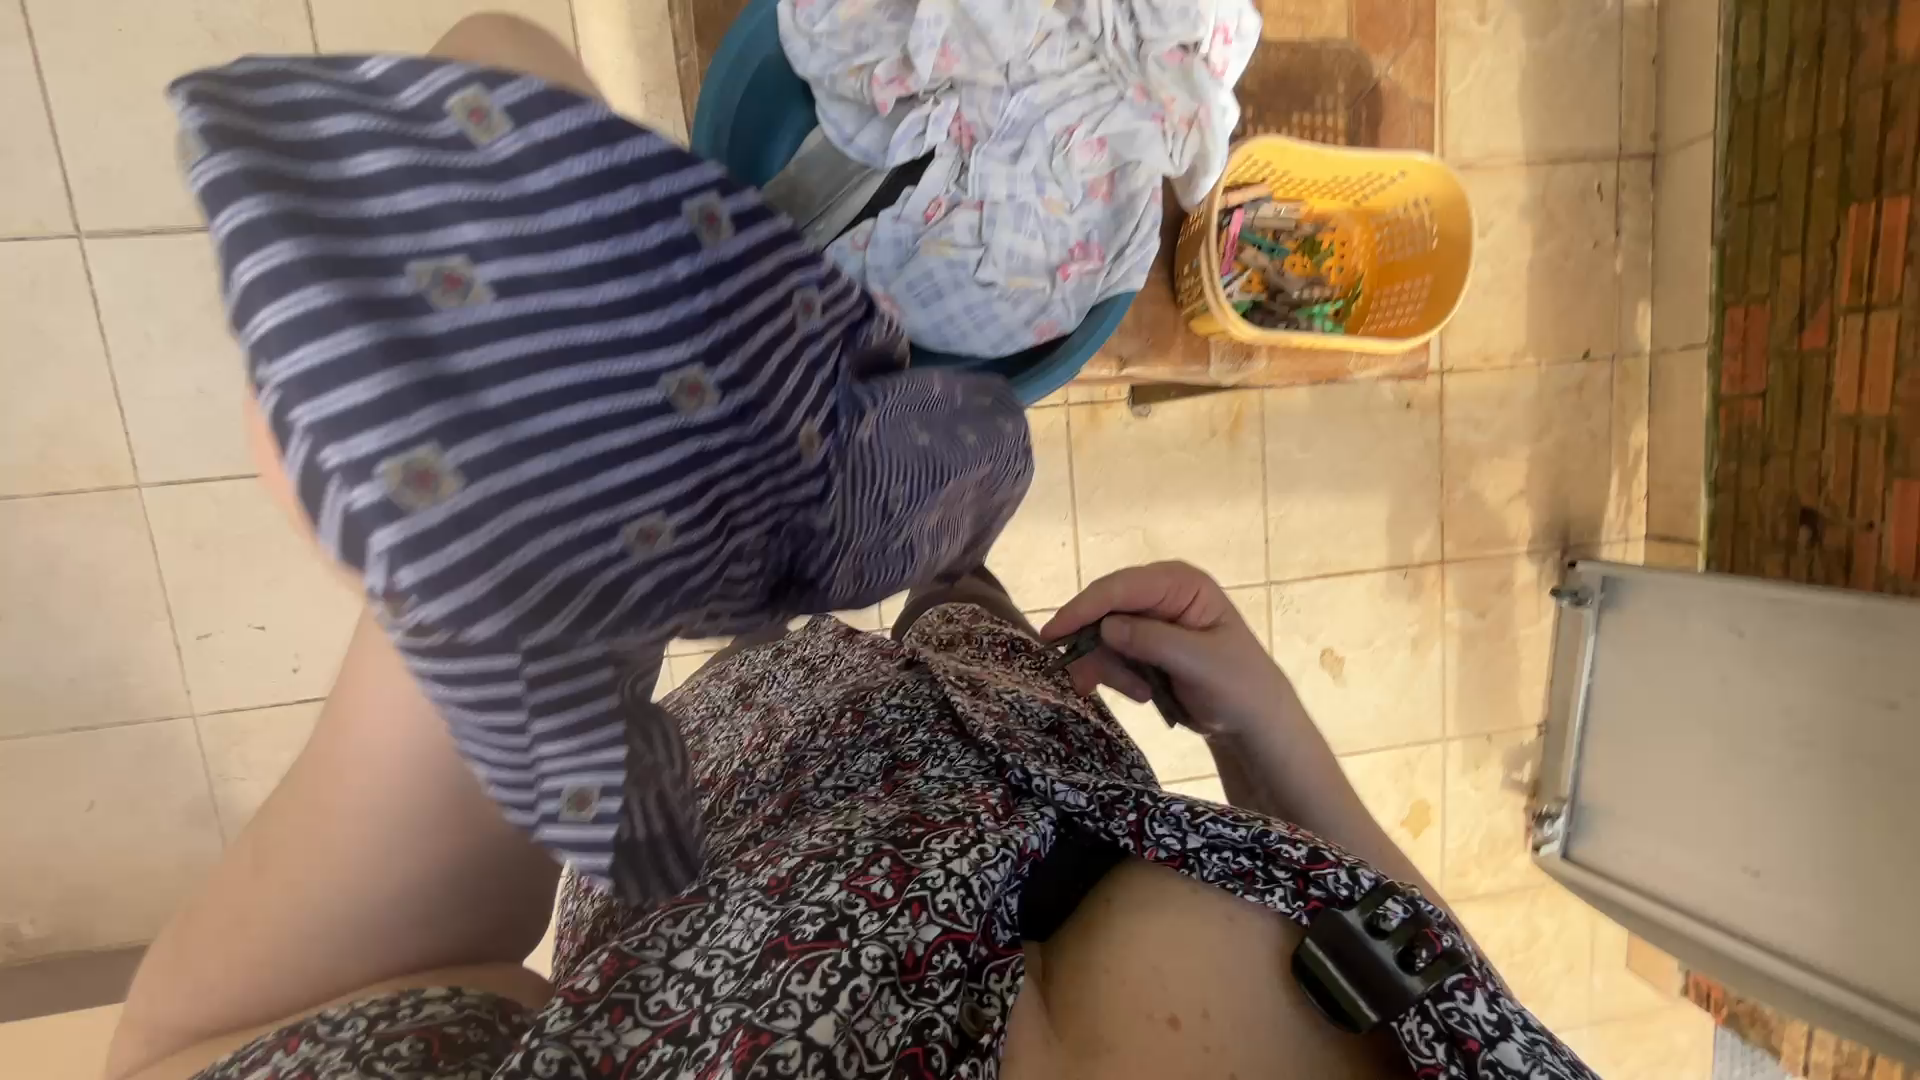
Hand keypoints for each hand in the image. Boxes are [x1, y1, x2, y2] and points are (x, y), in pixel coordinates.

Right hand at [1039, 561, 1297, 742]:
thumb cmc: (1239, 686)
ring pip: (1099, 634)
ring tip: (1140, 695)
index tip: (1054, 633)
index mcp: (1180, 583)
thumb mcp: (1201, 664)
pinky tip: (1140, 695)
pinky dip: (1112, 676)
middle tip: (1086, 681)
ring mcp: (1147, 617)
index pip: (1121, 587)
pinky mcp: (1138, 641)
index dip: (1085, 608)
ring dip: (1110, 668)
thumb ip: (1153, 641)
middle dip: (1095, 646)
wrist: (1251, 719)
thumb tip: (1105, 627)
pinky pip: (1106, 652)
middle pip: (1103, 608)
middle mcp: (1158, 592)